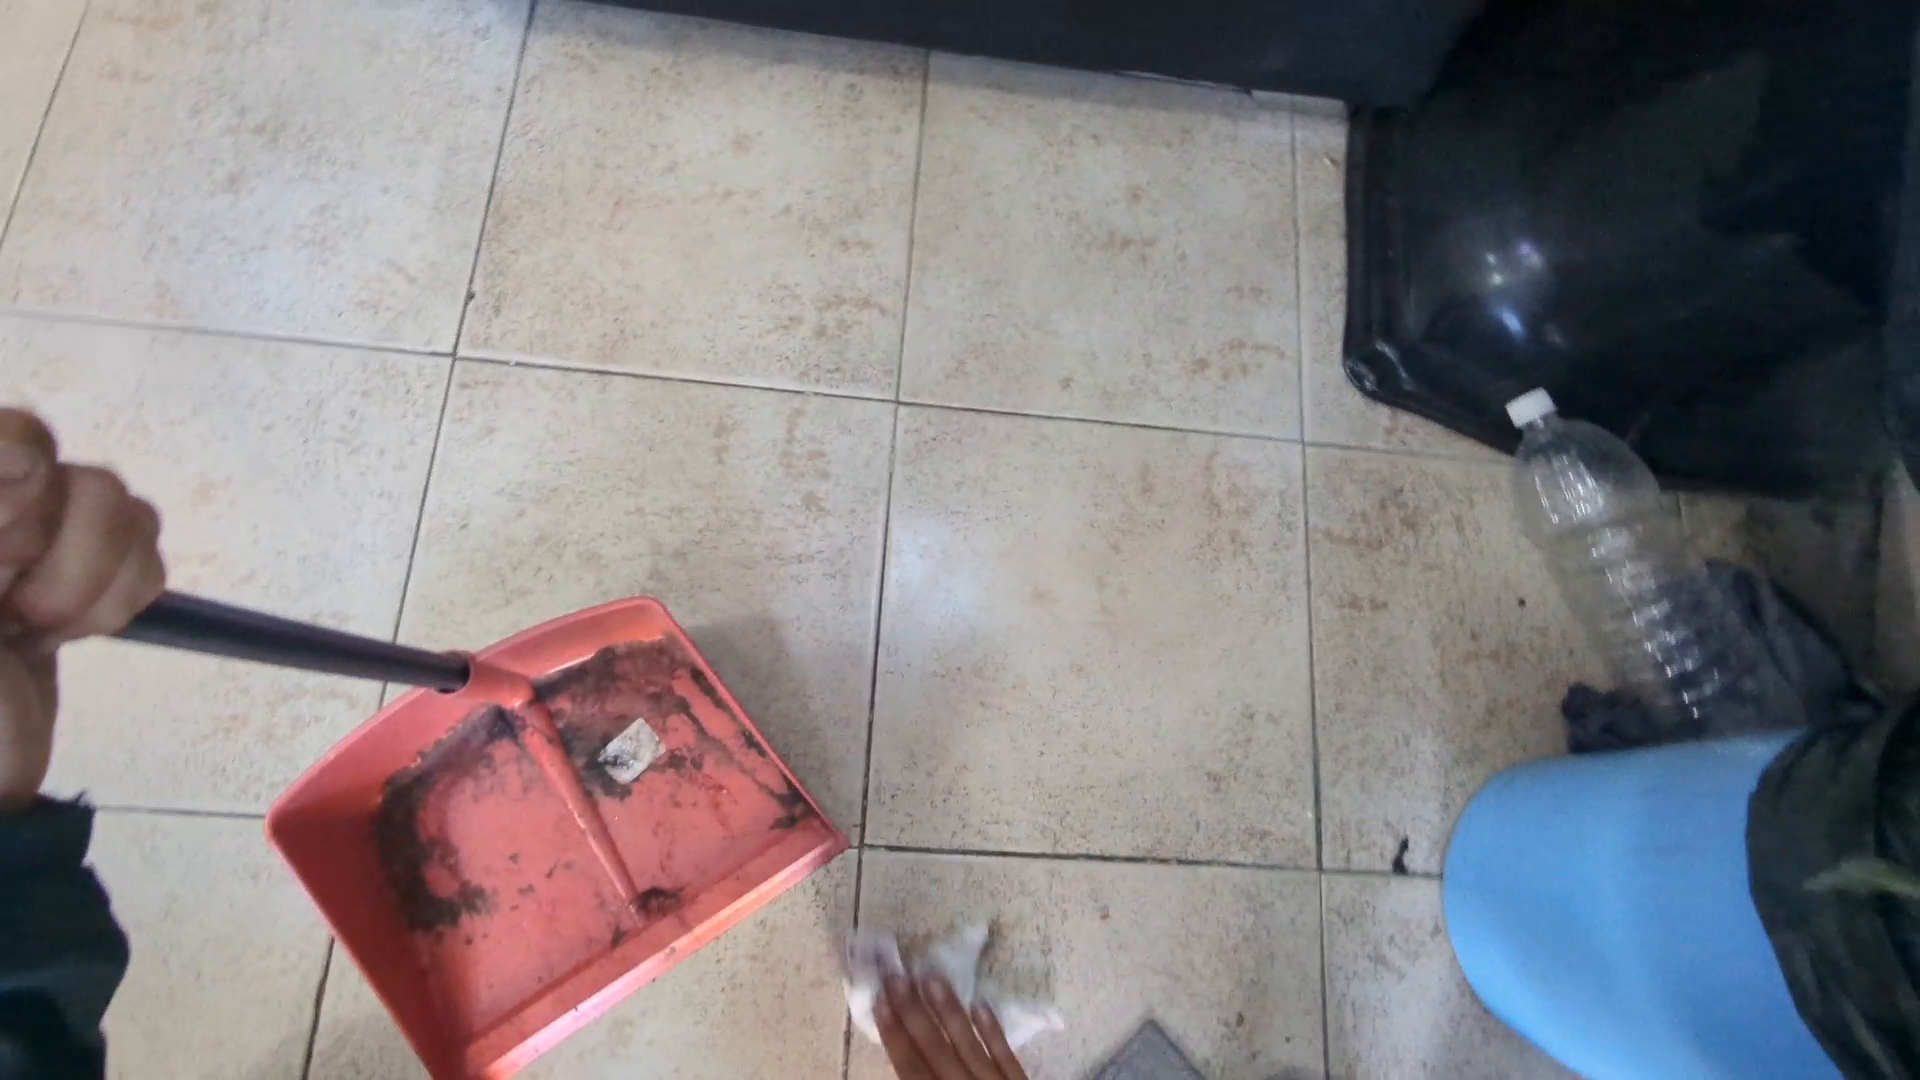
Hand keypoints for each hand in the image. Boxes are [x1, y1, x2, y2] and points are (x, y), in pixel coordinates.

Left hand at [0, 410, 164, 813]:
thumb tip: (23, 449)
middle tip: (11, 610)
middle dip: (62, 547)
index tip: (11, 522)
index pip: (6, 434)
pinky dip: (126, 591)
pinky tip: (73, 628)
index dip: (15, 457)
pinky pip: (149, 549)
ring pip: (123, 506)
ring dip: (100, 578)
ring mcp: (33, 543)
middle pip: (75, 471)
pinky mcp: (85, 574)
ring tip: (42, 629)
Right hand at [876, 975, 1029, 1079]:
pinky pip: (1006, 1056)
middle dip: (913, 1011)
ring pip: (968, 1044)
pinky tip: (982, 1003)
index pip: (911, 1066)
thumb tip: (901, 1050)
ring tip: (933, 975)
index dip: (893, 1032)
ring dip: (950, 1010)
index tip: (879, 997)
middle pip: (934, 1047)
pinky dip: (993, 1031)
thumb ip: (918, 1079)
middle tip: (897, 974)